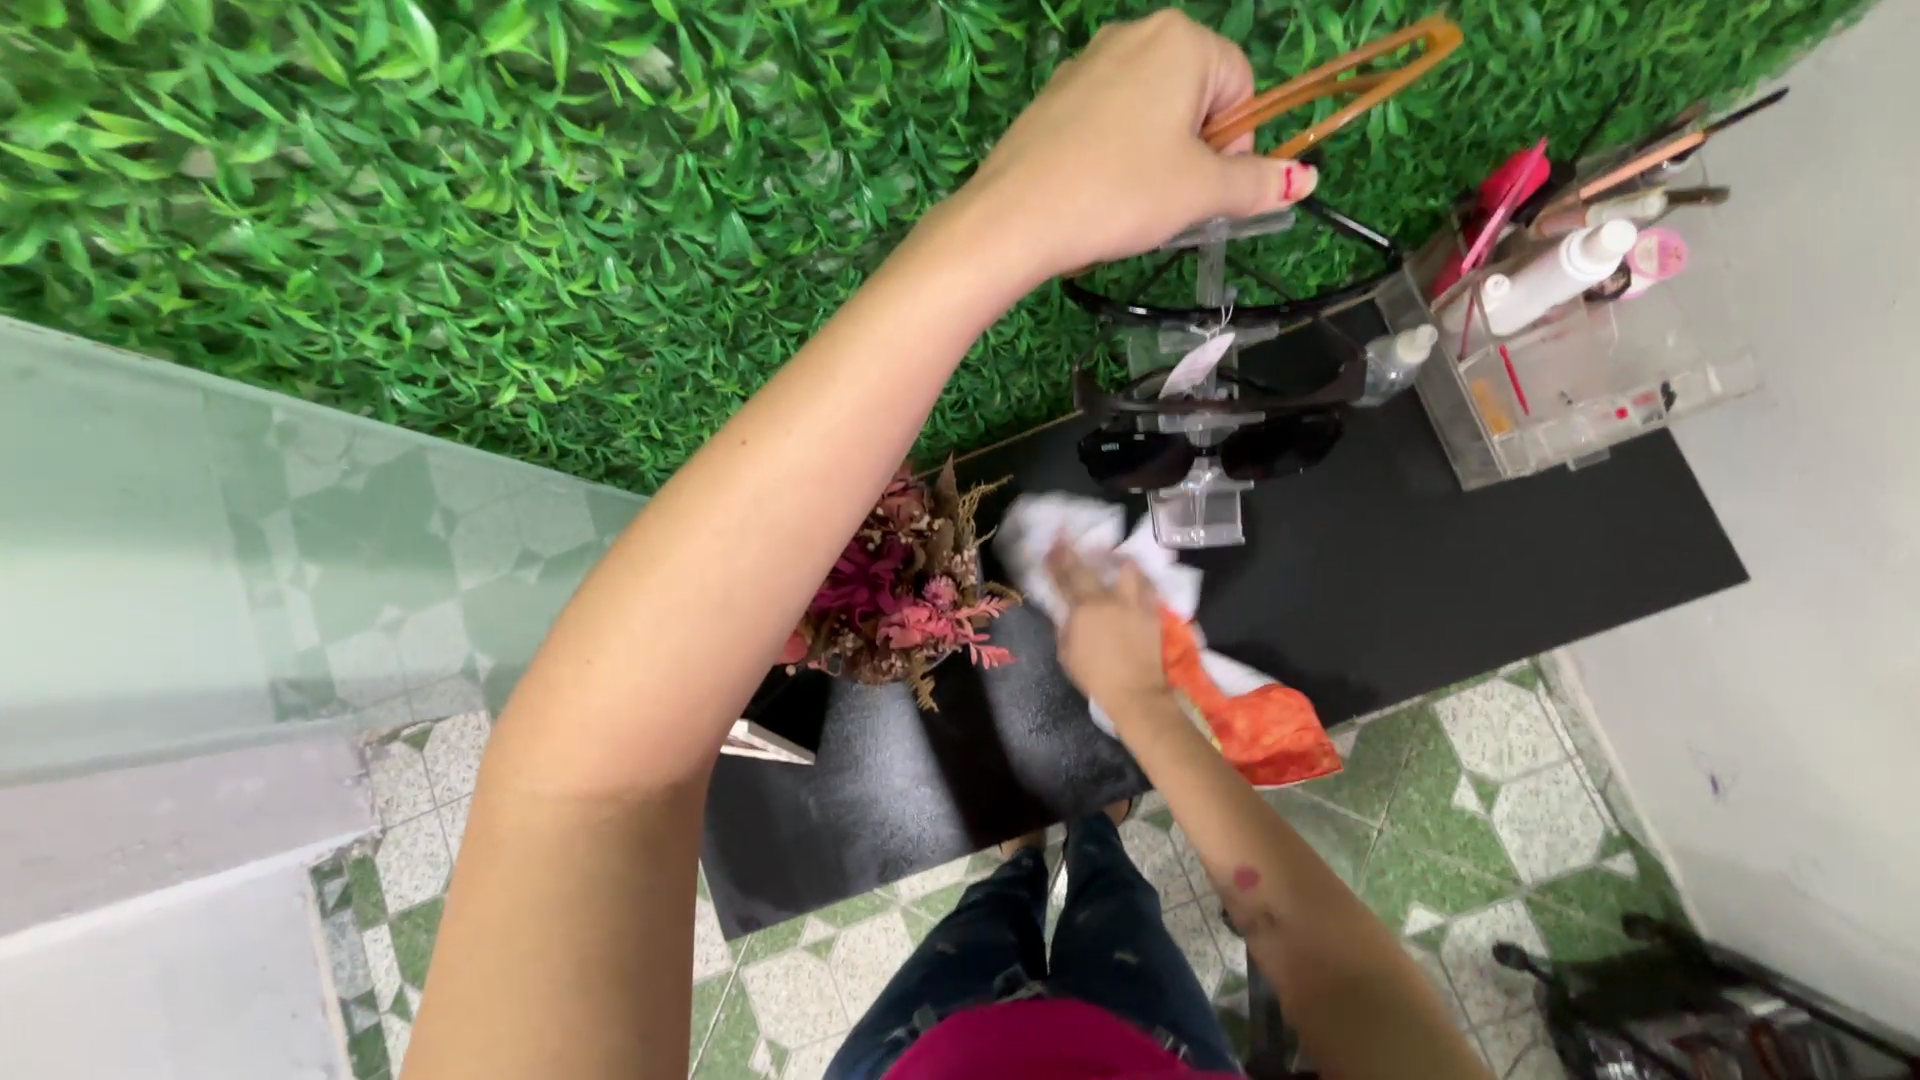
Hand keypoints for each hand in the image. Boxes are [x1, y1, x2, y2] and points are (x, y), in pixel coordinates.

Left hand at [957, 9, 1317, 278]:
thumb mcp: (1200, 192)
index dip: (1236, 142)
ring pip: (1146, 111)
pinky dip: (1112, 154)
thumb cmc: (1120, 194)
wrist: (1015, 217)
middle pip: (1192, 94)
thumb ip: (1256, 183)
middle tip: (1170, 199)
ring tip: (1130, 200)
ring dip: (1154, 155)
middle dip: (1193, 148)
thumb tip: (1306, 179)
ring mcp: (1085, 64)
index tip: (1209, 187)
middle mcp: (1132, 35)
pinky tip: (1095, 192)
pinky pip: (1105, 122)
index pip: (1240, 85)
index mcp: (1180, 40)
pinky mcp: (1052, 99)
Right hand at [1045, 539, 1171, 711]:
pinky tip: (1134, 581)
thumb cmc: (1094, 676)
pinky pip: (1147, 587)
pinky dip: (1138, 581)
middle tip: (1068, 542)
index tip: (1051, 548)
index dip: (1056, 562)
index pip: (1065, 578)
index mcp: (1083, 609)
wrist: (1135, 692)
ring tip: (1113, 561)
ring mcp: (1134, 603)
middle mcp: (1109, 599)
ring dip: (1117, 562)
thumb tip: (1065, 612)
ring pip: (1128, 569)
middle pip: (1090, 568)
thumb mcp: (1066, 653)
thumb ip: (1064, 627)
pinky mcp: (1152, 611)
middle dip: (1075, 553)